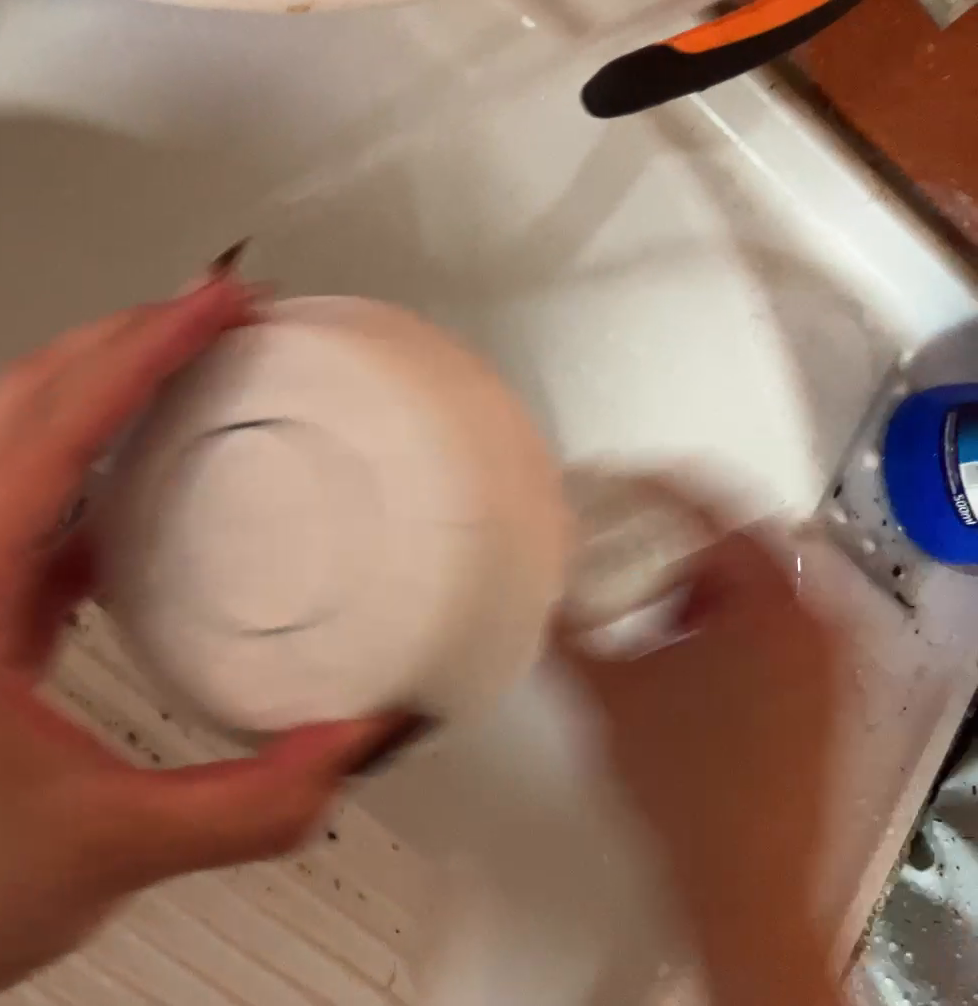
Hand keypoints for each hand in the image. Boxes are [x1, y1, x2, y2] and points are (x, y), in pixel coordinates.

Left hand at [0, 281, 416, 1005]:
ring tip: (184, 364)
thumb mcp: (114, 846)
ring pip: (21, 440)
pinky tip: (148, 472)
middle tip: (212, 315)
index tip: (211, 308)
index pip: (57, 432)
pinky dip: (91, 465)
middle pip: (26, 405)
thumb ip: (253, 802)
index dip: (140, 354)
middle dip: (119, 342)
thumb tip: (348, 745)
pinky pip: (33, 505)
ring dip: (99, 390)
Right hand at [558, 488, 843, 1004]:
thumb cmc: (688, 783)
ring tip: (632, 592)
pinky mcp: (821, 695)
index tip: (607, 476)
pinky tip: (665, 642)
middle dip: (667, 536)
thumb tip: (521, 586)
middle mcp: (818, 628)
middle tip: (611, 536)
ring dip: (689, 577)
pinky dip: (713, 614)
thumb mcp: (602, 686)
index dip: (651, 484)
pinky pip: (766, 624)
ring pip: (753, 586)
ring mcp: (828, 665)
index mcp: (773, 610)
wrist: (741, 873)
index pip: (715, 508)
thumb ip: (558, 625)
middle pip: (739, 543)